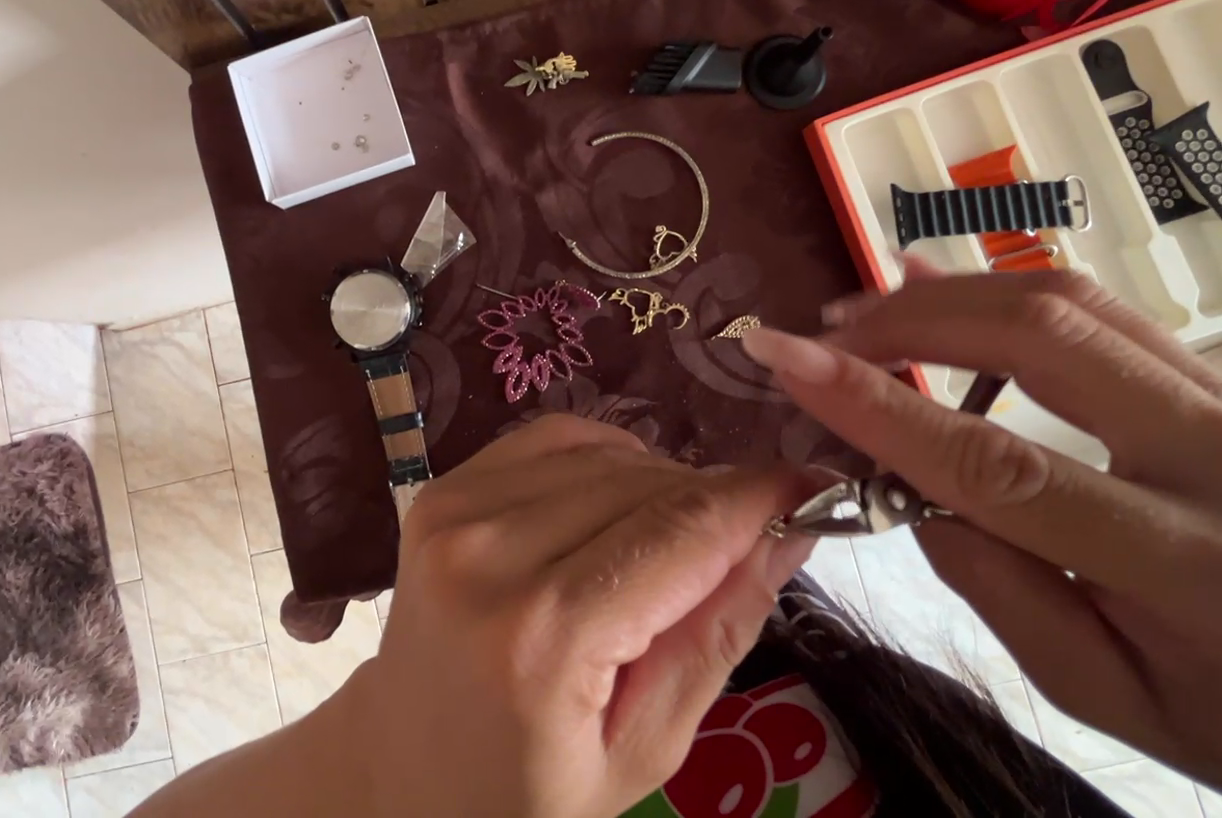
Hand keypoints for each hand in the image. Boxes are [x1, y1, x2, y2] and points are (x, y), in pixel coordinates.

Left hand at [336, 414, 823, 817]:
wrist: (404, 761)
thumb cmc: (528, 787)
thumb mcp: (645, 747)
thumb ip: (718, 630)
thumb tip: (787, 528)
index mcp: (542, 639)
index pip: (679, 533)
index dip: (757, 498)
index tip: (816, 485)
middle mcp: (488, 554)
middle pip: (645, 483)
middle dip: (713, 499)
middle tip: (743, 539)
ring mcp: (454, 510)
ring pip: (604, 454)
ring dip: (659, 482)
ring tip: (667, 544)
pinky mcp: (442, 489)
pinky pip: (554, 438)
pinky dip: (605, 460)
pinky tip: (613, 505)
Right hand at [742, 269, 1221, 816]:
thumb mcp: (1088, 687)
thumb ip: (987, 576)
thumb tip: (902, 470)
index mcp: (1216, 579)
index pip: (1003, 467)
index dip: (877, 404)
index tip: (783, 357)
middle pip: (1051, 343)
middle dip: (913, 321)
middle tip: (824, 332)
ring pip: (1079, 307)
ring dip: (951, 296)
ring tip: (863, 313)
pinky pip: (1109, 318)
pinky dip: (1003, 296)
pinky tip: (938, 291)